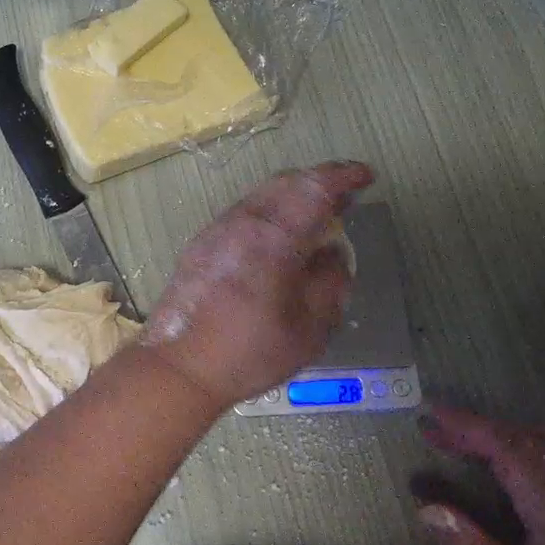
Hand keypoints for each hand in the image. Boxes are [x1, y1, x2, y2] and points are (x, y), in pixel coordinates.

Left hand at [139, 161, 371, 405]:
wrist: (178, 367)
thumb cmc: (249, 354)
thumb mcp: (311, 327)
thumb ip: (330, 281)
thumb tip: (331, 251)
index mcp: (273, 238)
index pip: (314, 187)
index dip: (344, 176)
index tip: (366, 177)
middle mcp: (240, 224)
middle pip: (284, 183)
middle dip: (319, 182)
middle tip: (344, 198)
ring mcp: (214, 233)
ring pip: (259, 198)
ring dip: (291, 198)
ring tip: (315, 218)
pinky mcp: (198, 247)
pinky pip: (241, 216)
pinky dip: (268, 215)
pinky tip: (278, 239)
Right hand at [417, 406, 544, 544]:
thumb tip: (427, 508)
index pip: (507, 447)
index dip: (465, 426)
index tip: (429, 416)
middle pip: (527, 435)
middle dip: (478, 428)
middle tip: (437, 434)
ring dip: (509, 432)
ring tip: (474, 444)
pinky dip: (542, 438)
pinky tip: (529, 454)